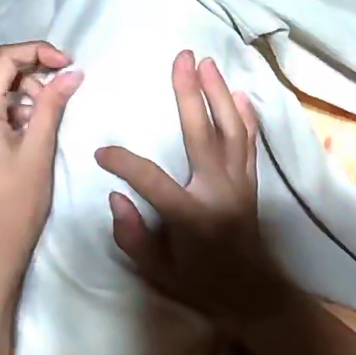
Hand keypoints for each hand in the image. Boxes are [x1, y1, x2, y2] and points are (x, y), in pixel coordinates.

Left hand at [0, 41, 83, 280]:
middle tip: (59, 73)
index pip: (2, 59)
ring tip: (49, 106)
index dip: (36, 51)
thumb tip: (72, 72)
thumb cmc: (17, 200)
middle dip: (26, 61)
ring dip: (22, 82)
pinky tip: (36, 121)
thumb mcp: (38, 148)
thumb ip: (52, 105)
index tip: (67, 63)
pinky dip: (16, 101)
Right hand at [96, 51, 292, 329]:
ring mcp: (240, 183)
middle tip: (182, 59)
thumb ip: (133, 237)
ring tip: (207, 63)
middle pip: (203, 134)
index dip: (123, 162)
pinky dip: (246, 116)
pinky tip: (240, 94)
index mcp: (191, 215)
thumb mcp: (158, 272)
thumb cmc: (200, 283)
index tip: (101, 153)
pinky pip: (249, 143)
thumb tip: (116, 198)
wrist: (254, 295)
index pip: (151, 179)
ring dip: (219, 93)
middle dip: (190, 94)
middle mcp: (219, 191)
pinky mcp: (251, 182)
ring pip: (231, 130)